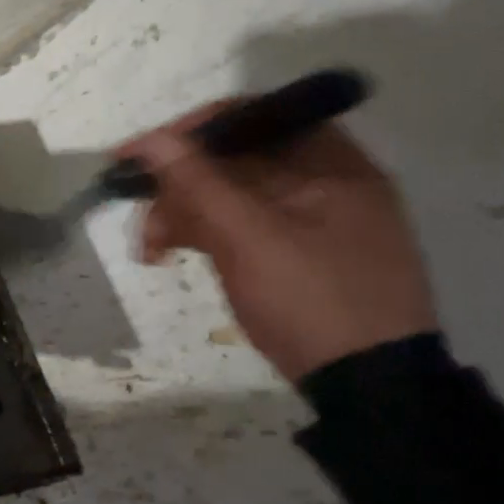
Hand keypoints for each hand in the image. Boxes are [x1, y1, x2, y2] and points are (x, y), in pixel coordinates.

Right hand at [118, 107, 437, 381]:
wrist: (365, 384)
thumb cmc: (311, 297)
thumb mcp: (248, 235)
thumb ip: (197, 180)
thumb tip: (148, 139)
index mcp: (331, 167)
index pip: (253, 119)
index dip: (194, 129)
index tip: (143, 153)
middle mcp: (321, 183)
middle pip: (230, 159)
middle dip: (177, 184)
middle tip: (138, 208)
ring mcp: (304, 219)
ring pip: (222, 194)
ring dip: (177, 213)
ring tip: (147, 247)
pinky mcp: (286, 251)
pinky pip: (230, 224)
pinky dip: (195, 234)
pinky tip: (163, 255)